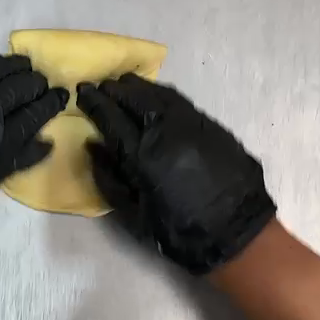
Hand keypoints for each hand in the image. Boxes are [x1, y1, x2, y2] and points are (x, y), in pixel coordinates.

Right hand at [76, 74, 276, 274]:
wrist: (238, 235)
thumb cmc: (178, 232)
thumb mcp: (133, 215)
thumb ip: (108, 178)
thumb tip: (93, 145)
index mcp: (144, 156)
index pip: (112, 118)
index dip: (95, 103)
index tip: (82, 91)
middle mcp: (168, 132)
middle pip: (136, 99)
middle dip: (115, 89)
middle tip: (101, 85)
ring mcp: (194, 125)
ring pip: (161, 94)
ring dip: (139, 87)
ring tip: (124, 84)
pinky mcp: (213, 126)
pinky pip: (181, 101)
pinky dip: (162, 93)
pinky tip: (155, 95)